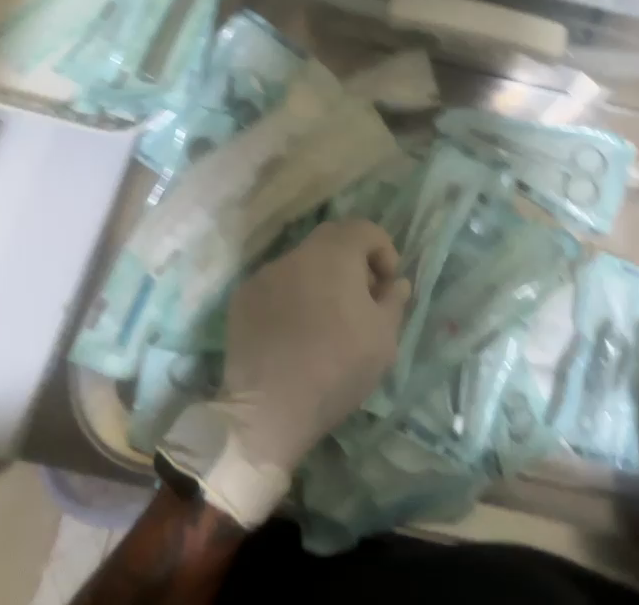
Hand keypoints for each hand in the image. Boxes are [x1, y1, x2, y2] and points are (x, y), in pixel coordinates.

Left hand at [218, 220, 411, 471]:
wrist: (270, 409)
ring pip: (302, 264)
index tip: (386, 286)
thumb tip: (396, 283)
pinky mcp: (242, 301)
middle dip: (353, 262)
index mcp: (334, 254)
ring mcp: (264, 276)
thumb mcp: (384, 338)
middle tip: (361, 299)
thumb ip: (394, 301)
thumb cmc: (338, 367)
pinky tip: (295, 332)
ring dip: (321, 280)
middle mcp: (296, 255)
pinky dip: (292, 297)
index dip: (383, 251)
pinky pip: (277, 286)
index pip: (365, 229)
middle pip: (331, 241)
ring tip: (327, 320)